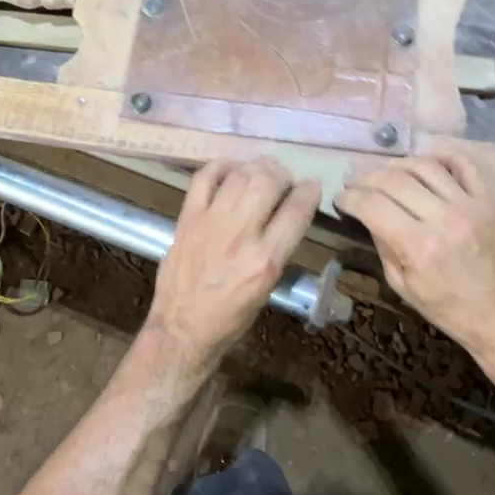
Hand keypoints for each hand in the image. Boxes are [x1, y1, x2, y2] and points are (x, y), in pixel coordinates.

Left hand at [143, 159, 320, 375]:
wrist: (182, 328)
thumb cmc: (230, 317)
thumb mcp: (268, 288)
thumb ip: (278, 248)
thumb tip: (287, 215)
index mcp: (265, 261)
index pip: (296, 212)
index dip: (310, 192)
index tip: (312, 186)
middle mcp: (240, 236)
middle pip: (267, 183)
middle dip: (282, 173)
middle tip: (284, 177)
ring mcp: (211, 223)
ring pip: (239, 176)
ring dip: (256, 165)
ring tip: (263, 168)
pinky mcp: (187, 218)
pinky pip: (204, 178)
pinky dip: (220, 166)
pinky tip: (232, 167)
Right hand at [335, 154, 494, 353]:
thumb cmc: (450, 310)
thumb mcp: (404, 286)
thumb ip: (383, 245)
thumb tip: (368, 214)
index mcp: (418, 246)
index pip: (371, 204)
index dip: (349, 197)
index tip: (341, 197)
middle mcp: (442, 218)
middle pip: (393, 179)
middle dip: (366, 178)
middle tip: (356, 183)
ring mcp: (469, 205)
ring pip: (424, 165)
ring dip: (396, 165)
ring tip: (385, 174)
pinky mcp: (489, 201)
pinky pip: (462, 164)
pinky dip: (439, 157)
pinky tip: (423, 165)